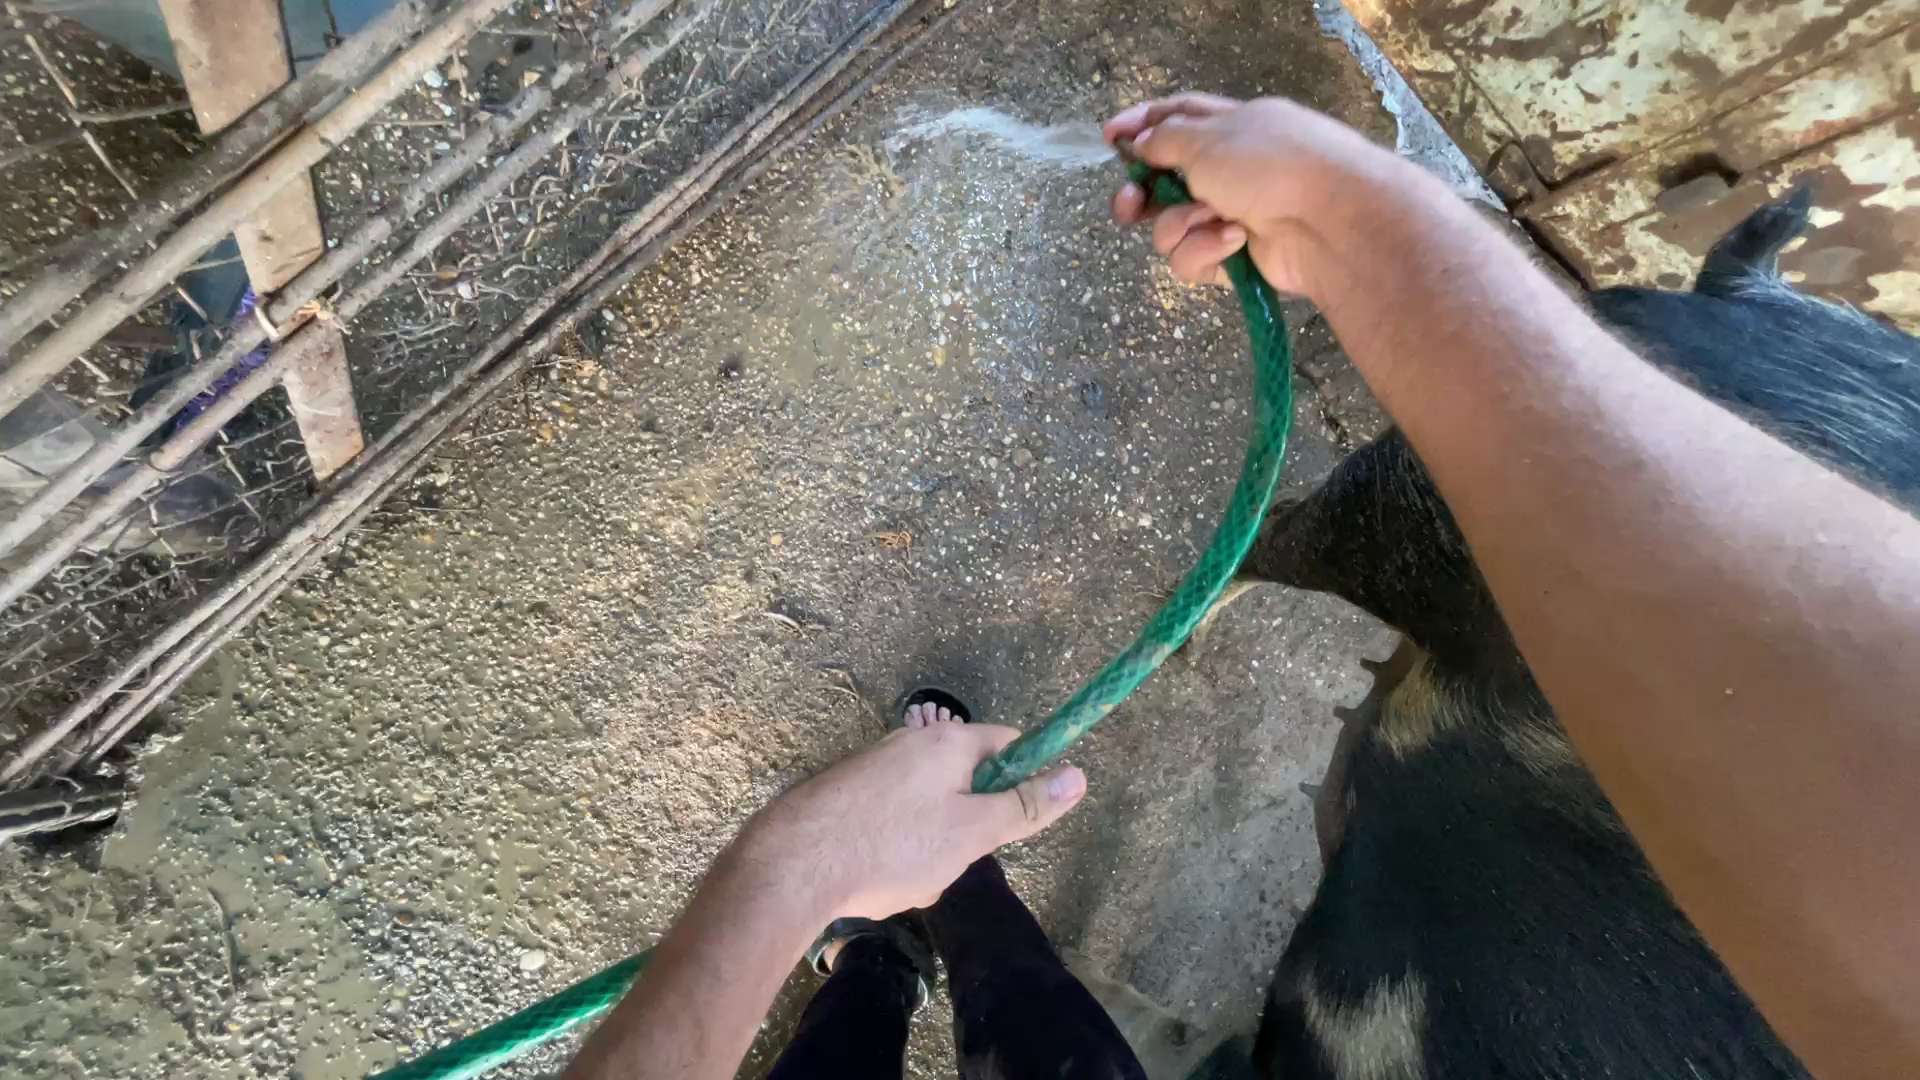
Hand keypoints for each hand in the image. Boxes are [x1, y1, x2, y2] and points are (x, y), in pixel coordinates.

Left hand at [736, 722, 1085, 921]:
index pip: (1010, 742)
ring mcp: (878, 761)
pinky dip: (901, 836)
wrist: (794, 860)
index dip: (1024, 777)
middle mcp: (914, 739)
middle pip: (969, 772)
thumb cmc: (894, 844)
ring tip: (913, 870)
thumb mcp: (971, 832)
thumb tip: (1078, 775)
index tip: (1015, 817)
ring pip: (932, 798)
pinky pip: (896, 808)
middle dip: (973, 816)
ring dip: (936, 833)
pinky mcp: (852, 787)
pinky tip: (881, 868)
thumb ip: (1024, 806)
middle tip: (958, 854)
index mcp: (949, 741)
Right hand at [1105, 93, 1423, 296]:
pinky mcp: (1226, 257)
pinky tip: (1235, 242)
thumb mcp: (1209, 139)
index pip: (1172, 120)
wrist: (1324, 219)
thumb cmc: (1269, 164)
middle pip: (1160, 185)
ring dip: (1182, 226)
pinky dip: (1205, 250)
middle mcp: (1220, 172)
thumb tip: (1141, 142)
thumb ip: (1165, 139)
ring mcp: (1223, 216)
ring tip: (1214, 220)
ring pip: (1168, 229)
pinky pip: (1190, 259)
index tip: (1108, 139)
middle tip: (1129, 206)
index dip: (1139, 126)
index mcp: (1222, 128)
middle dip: (1139, 197)